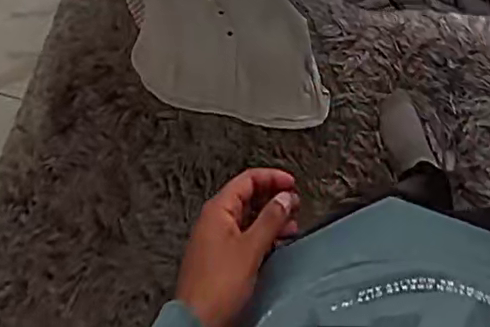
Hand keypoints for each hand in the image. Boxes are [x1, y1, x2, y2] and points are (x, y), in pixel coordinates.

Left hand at [174, 168, 299, 326]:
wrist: (196, 323)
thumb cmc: (216, 287)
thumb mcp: (250, 248)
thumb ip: (270, 219)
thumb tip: (284, 197)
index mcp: (218, 208)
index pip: (248, 179)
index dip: (272, 178)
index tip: (291, 183)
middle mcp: (215, 219)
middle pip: (249, 197)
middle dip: (273, 198)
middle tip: (293, 204)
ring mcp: (216, 238)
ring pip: (248, 217)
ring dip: (271, 219)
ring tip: (290, 225)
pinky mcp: (220, 257)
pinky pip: (245, 235)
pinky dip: (262, 235)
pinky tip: (275, 243)